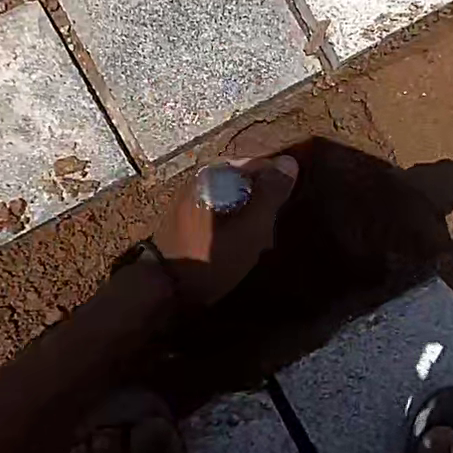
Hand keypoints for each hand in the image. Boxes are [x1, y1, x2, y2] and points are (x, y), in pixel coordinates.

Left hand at [151, 156, 298, 308]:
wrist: (163, 289)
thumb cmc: (210, 258)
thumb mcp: (250, 230)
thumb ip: (270, 195)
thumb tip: (289, 162)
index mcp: (212, 175)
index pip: (257, 164)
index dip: (277, 185)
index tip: (286, 208)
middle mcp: (198, 181)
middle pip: (245, 183)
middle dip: (262, 205)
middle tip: (272, 230)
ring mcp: (188, 201)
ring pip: (233, 201)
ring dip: (249, 219)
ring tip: (258, 243)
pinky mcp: (184, 222)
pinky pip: (219, 214)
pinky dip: (233, 227)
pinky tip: (237, 248)